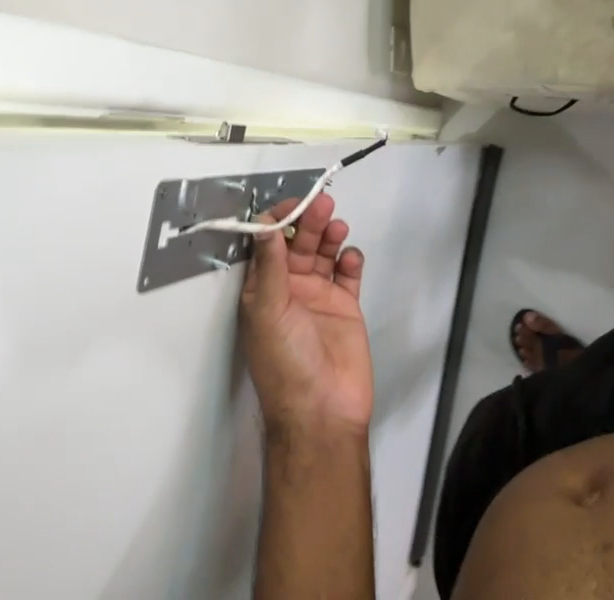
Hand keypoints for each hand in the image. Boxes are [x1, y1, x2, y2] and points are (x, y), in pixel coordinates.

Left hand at [239, 193, 371, 438]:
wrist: (322, 411)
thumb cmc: (286, 361)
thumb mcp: (267, 309)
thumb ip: (270, 266)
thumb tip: (265, 225)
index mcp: (262, 289)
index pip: (268, 244)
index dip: (278, 222)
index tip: (292, 205)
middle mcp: (289, 288)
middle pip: (298, 243)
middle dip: (308, 222)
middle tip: (323, 203)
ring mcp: (319, 297)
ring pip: (323, 253)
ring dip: (329, 235)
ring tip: (338, 224)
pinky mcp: (345, 307)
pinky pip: (348, 274)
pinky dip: (350, 260)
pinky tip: (351, 256)